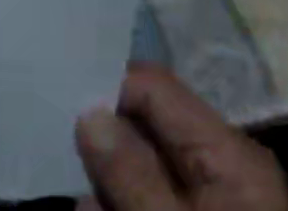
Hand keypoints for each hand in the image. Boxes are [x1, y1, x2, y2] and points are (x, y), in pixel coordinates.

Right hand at [75, 65, 287, 210]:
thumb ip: (133, 175)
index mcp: (231, 152)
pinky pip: (157, 197)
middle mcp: (225, 165)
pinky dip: (124, 202)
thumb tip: (88, 115)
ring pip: (148, 166)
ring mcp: (217, 199)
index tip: (61, 101)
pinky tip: (93, 210)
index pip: (158, 88)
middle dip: (104, 139)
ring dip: (109, 178)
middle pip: (150, 127)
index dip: (109, 90)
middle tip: (56, 145)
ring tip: (73, 192)